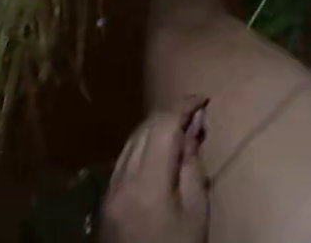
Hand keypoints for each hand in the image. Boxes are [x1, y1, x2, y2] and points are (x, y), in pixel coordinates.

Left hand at [99, 97, 209, 242]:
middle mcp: (123, 179)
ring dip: (156, 127)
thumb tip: (193, 127)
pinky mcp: (105, 202)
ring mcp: (110, 191)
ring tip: (181, 129)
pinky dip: (144, 144)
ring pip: (132, 140)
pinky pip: (125, 158)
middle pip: (146, 128)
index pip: (165, 125)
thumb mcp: (196, 211)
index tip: (204, 99)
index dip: (185, 106)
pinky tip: (159, 150)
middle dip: (172, 114)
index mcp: (147, 182)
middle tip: (196, 115)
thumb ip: (192, 164)